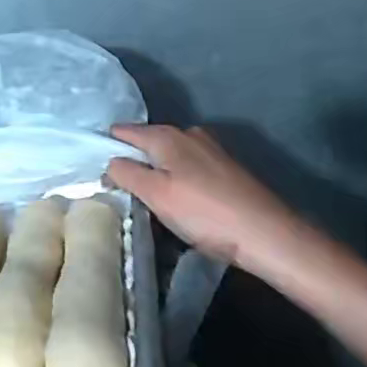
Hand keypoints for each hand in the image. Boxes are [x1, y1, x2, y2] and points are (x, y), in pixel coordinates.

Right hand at [106, 124, 308, 269]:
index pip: (123, 131)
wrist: (270, 235)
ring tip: (149, 203)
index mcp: (166, 135)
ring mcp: (210, 150)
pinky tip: (180, 204)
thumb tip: (110, 162)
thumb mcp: (155, 194)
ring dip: (157, 175)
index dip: (106, 148)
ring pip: (169, 157)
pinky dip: (178, 181)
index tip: (96, 172)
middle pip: (147, 144)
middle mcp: (188, 133)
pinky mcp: (226, 169)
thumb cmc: (205, 212)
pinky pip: (188, 169)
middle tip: (121, 193)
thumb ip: (125, 173)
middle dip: (133, 163)